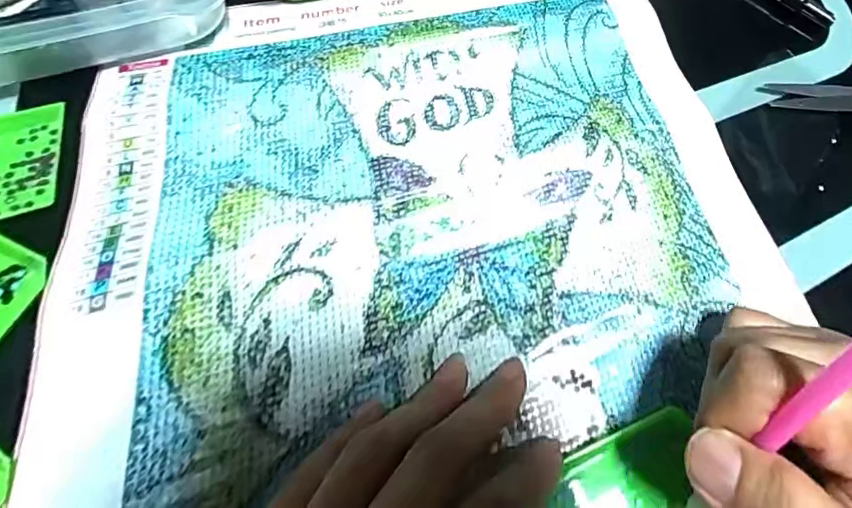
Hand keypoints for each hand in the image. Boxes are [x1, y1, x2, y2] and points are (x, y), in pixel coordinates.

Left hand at [269, 355, 561, 507]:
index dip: (519, 483)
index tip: (549, 448)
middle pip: (426, 469)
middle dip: (477, 417)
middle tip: (513, 372)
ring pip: (365, 457)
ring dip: (418, 408)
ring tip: (455, 369)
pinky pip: (302, 480)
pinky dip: (341, 440)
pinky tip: (372, 409)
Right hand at [687, 308, 851, 507]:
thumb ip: (776, 498)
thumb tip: (700, 449)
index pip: (762, 370)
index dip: (725, 422)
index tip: (724, 484)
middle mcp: (850, 355)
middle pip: (743, 345)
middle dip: (722, 413)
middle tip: (739, 480)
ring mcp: (833, 343)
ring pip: (741, 333)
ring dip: (728, 394)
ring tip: (756, 455)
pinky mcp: (818, 345)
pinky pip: (754, 334)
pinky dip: (742, 379)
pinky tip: (767, 426)